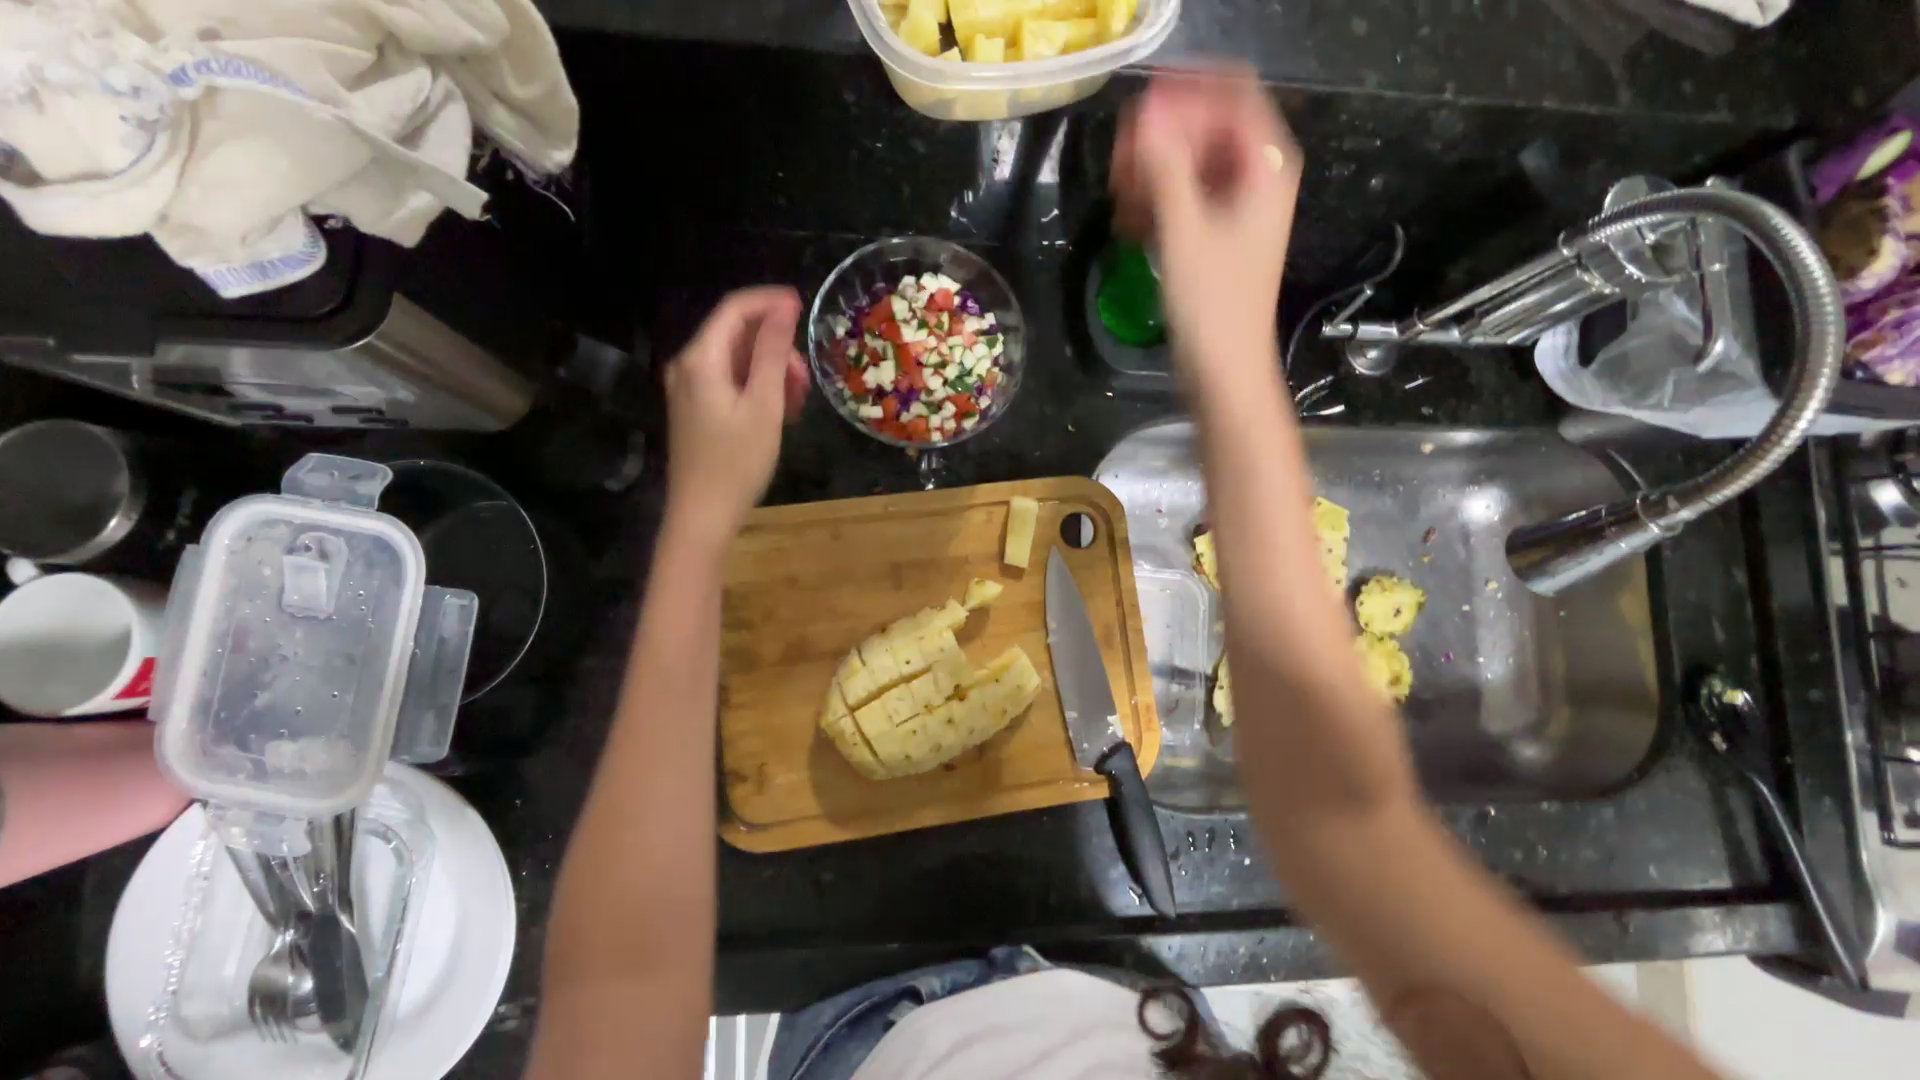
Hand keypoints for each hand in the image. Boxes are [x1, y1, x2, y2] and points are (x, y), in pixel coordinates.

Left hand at [663, 286, 808, 538]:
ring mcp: (688, 388)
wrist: (703, 516)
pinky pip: (728, 380)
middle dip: (775, 346)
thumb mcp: (764, 405)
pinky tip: (778, 412)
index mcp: (701, 359)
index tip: (806, 308)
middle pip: (736, 334)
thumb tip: (784, 305)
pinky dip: (756, 386)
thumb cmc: (737, 463)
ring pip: (735, 359)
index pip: (734, 309)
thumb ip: (772, 351)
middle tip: (805, 380)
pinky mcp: (694, 408)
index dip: (770, 302)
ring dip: (770, 370)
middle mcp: (688, 365)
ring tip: (796, 402)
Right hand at [1111, 68, 1302, 381]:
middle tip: (1121, 164)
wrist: (1225, 370)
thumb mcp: (1184, 230)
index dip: (1185, 98)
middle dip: (1162, 140)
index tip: (1139, 119)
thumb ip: (1164, 168)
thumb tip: (1143, 121)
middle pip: (1206, 131)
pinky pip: (1183, 200)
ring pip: (1189, 167)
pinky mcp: (1215, 238)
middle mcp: (1256, 180)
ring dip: (1152, 175)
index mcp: (1265, 168)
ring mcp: (1235, 211)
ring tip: (1120, 199)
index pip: (1231, 98)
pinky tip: (1129, 225)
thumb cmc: (1213, 304)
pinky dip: (1156, 204)